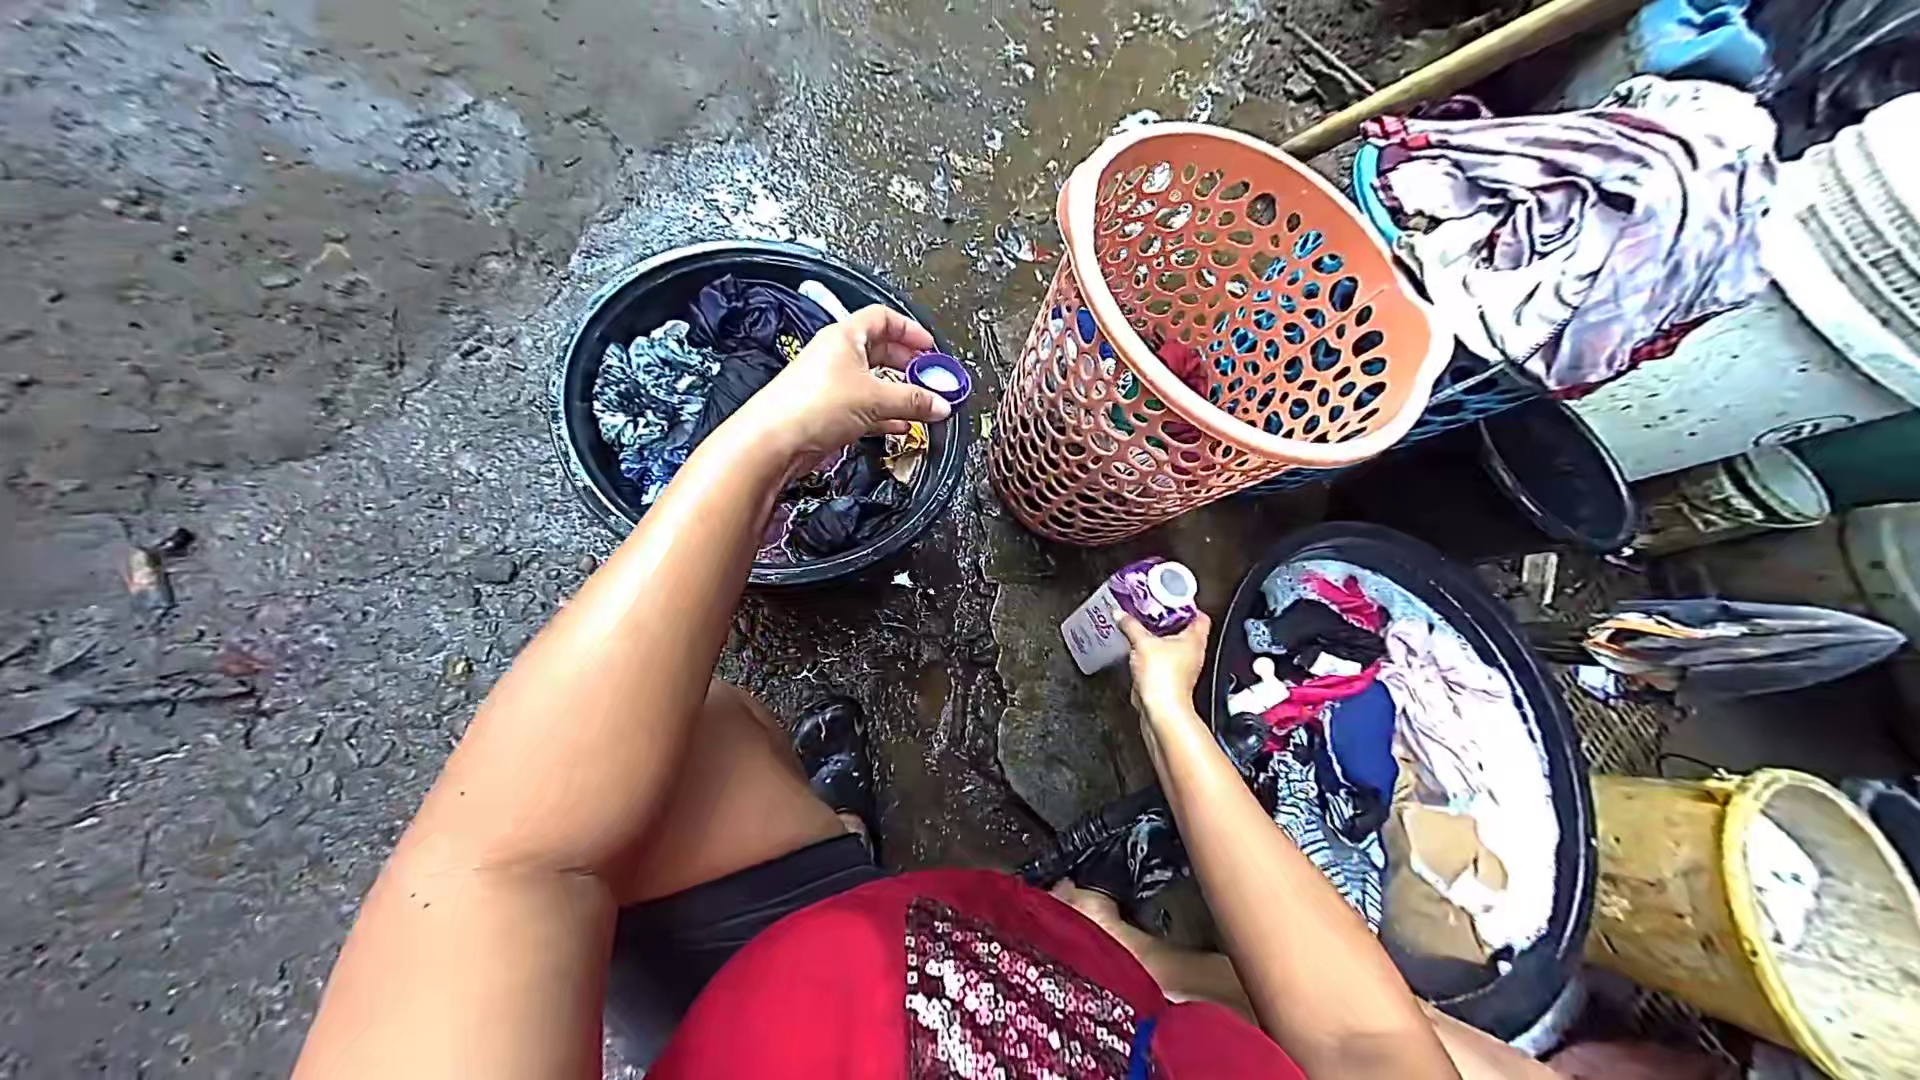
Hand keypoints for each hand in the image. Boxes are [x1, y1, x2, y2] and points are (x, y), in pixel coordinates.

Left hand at [730, 305, 950, 463]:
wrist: (776, 440)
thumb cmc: (813, 404)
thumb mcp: (875, 397)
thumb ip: (913, 399)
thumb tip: (940, 403)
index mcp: (845, 337)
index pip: (883, 319)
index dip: (910, 330)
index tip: (930, 348)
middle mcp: (837, 356)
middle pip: (881, 351)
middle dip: (908, 365)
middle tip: (930, 378)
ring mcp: (832, 384)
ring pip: (875, 382)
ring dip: (900, 393)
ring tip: (922, 404)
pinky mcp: (830, 411)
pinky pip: (866, 408)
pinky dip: (886, 414)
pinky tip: (902, 424)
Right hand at [1118, 610, 1210, 722]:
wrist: (1161, 708)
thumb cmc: (1163, 678)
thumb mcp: (1143, 643)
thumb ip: (1131, 626)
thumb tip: (1120, 614)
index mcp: (1194, 640)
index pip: (1200, 616)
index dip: (1187, 606)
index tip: (1171, 599)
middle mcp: (1193, 652)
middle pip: (1185, 629)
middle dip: (1168, 619)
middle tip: (1153, 610)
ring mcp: (1183, 666)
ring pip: (1173, 644)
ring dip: (1159, 636)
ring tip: (1143, 627)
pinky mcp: (1170, 677)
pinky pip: (1163, 658)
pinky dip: (1153, 651)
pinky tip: (1139, 648)